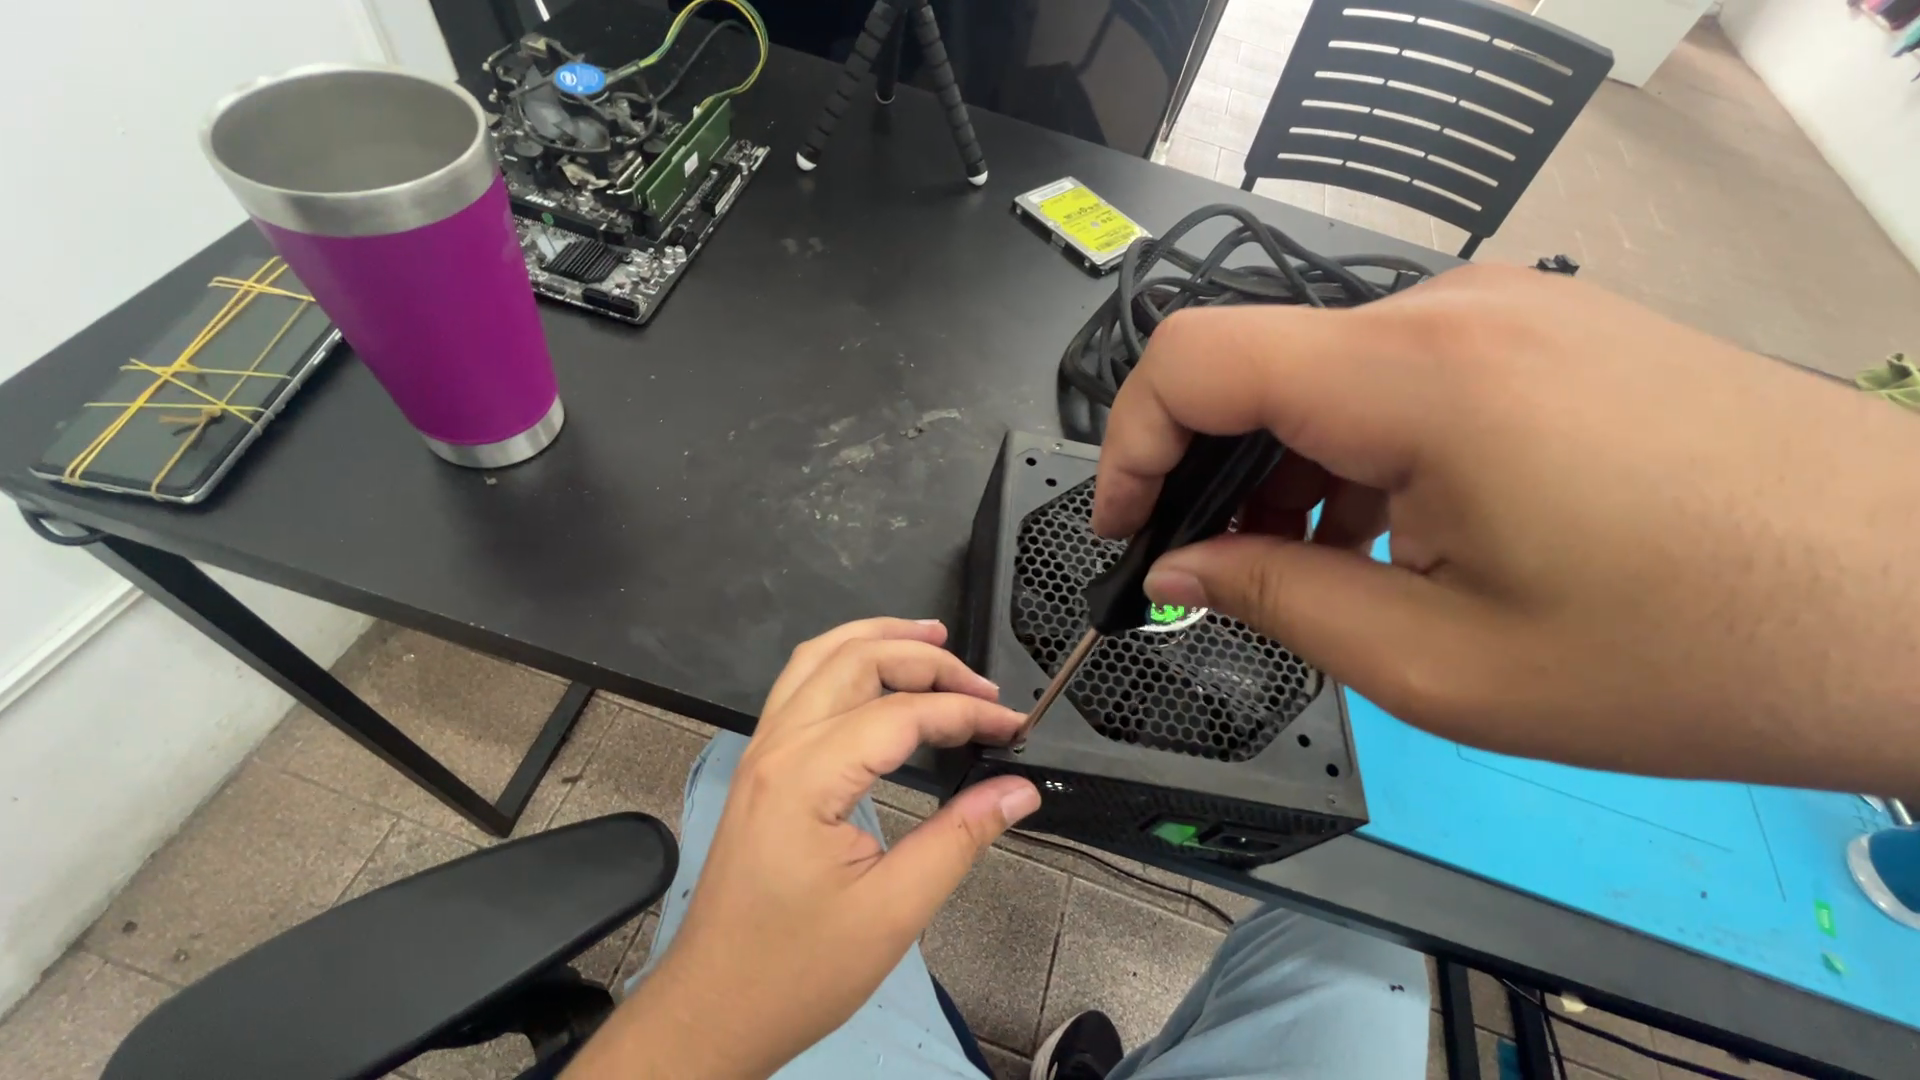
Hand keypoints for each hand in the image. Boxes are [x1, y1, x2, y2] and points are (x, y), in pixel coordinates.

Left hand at [562, 618, 1039, 1079]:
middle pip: (855, 660)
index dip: (965, 713)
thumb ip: (960, 838)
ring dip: (877, 637)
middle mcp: (778, 746)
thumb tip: (1019, 790)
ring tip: (931, 637)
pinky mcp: (761, 766)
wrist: (711, 1009)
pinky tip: (875, 673)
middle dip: (925, 659)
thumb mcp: (892, 912)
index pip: (902, 713)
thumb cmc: (796, 970)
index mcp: (807, 777)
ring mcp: (762, 751)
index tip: (1013, 727)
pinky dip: (846, 660)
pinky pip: (801, 684)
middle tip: (980, 685)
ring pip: (818, 658)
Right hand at [1093, 264, 1919, 792]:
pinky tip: (1385, 529)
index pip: (1192, 359)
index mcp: (1414, 375)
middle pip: (1252, 363)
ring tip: (1309, 567)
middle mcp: (1449, 309)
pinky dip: (1348, 452)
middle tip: (1209, 571)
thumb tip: (1172, 570)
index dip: (1127, 444)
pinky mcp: (1541, 332)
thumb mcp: (1438, 662)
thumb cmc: (1688, 652)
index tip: (1122, 529)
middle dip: (1202, 471)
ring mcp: (1503, 310)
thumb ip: (1275, 601)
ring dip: (1279, 469)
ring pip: (1318, 375)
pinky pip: (1390, 378)